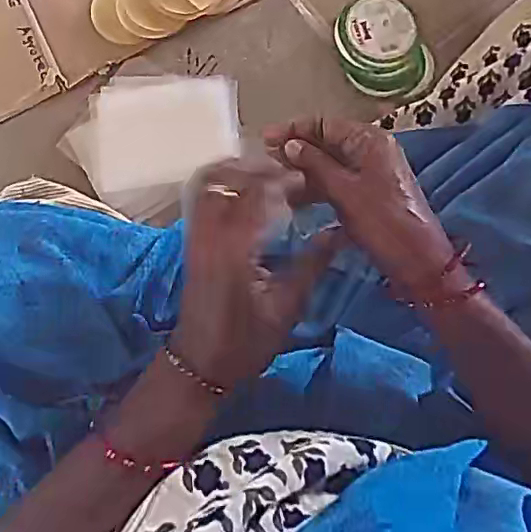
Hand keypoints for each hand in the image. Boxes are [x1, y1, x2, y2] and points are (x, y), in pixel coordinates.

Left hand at [172, 155, 343, 389]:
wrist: (200, 362)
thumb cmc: (247, 340)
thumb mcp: (287, 307)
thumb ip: (312, 264)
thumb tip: (339, 231)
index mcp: (236, 246)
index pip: (260, 193)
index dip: (286, 180)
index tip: (309, 181)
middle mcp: (211, 231)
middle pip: (233, 178)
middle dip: (263, 169)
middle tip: (290, 175)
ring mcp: (196, 231)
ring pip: (211, 180)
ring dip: (239, 170)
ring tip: (268, 175)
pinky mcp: (191, 236)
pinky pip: (201, 193)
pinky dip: (221, 181)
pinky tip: (243, 187)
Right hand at [266, 119, 456, 289]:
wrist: (419, 263)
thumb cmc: (383, 222)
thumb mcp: (344, 191)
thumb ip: (315, 164)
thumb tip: (290, 144)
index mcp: (369, 140)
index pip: (325, 124)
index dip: (294, 129)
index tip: (266, 138)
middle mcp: (371, 150)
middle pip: (327, 142)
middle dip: (297, 150)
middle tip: (267, 159)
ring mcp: (371, 173)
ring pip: (330, 164)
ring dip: (304, 172)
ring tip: (276, 181)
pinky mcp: (369, 194)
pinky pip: (338, 183)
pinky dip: (317, 188)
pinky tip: (294, 200)